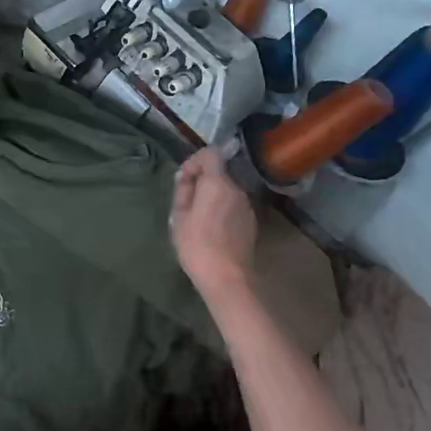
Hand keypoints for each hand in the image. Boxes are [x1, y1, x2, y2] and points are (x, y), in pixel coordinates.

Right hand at [170, 147, 258, 297]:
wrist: (227, 277)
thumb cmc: (197, 245)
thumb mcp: (179, 216)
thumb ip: (183, 190)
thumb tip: (185, 177)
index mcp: (217, 183)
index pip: (211, 153)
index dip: (195, 160)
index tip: (184, 178)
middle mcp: (237, 189)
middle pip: (219, 173)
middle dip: (202, 181)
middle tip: (187, 201)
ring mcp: (247, 206)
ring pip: (227, 190)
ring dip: (213, 196)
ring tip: (199, 218)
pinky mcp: (251, 222)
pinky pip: (234, 205)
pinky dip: (223, 209)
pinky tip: (213, 229)